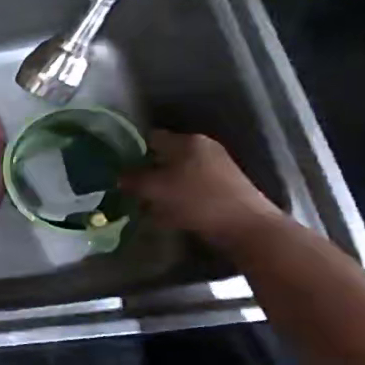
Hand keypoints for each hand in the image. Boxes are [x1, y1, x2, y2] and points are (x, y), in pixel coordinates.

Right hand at [121, 129, 285, 246]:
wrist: (245, 226)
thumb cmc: (196, 200)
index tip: (119, 169)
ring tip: (147, 206)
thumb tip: (120, 177)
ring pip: (176, 174)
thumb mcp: (154, 189)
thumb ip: (132, 180)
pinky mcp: (224, 185)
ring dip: (160, 188)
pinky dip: (177, 197)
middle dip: (146, 173)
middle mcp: (203, 147)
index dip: (131, 151)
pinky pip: (190, 186)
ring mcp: (216, 166)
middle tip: (130, 191)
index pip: (150, 138)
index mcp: (186, 141)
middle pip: (163, 157)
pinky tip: (169, 214)